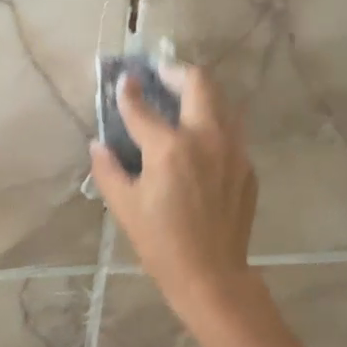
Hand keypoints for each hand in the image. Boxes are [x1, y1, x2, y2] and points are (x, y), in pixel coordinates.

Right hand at [90, 65, 260, 323]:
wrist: (211, 273)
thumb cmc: (161, 244)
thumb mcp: (124, 207)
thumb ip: (108, 170)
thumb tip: (99, 145)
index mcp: (170, 147)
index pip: (142, 107)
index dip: (129, 92)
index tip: (124, 83)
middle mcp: (206, 138)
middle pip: (198, 83)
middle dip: (176, 72)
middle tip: (161, 77)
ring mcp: (233, 150)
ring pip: (222, 102)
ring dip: (201, 94)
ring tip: (183, 100)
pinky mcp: (247, 167)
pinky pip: (231, 132)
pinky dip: (214, 124)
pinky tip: (201, 141)